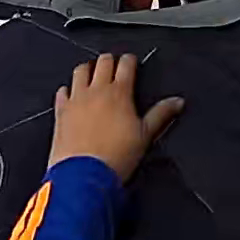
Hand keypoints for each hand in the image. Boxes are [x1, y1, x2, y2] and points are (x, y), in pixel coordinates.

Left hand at [49, 53, 185, 182]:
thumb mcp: (145, 135)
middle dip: (110, 61)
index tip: (132, 63)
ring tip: (93, 75)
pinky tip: (71, 95)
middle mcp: (98, 91)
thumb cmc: (117, 156)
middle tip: (114, 67)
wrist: (83, 178)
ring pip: (80, 71)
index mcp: (120, 92)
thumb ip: (161, 114)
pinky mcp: (61, 113)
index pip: (126, 63)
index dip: (130, 60)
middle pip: (103, 61)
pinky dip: (67, 90)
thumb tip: (178, 101)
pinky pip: (61, 92)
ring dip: (88, 70)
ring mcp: (76, 100)